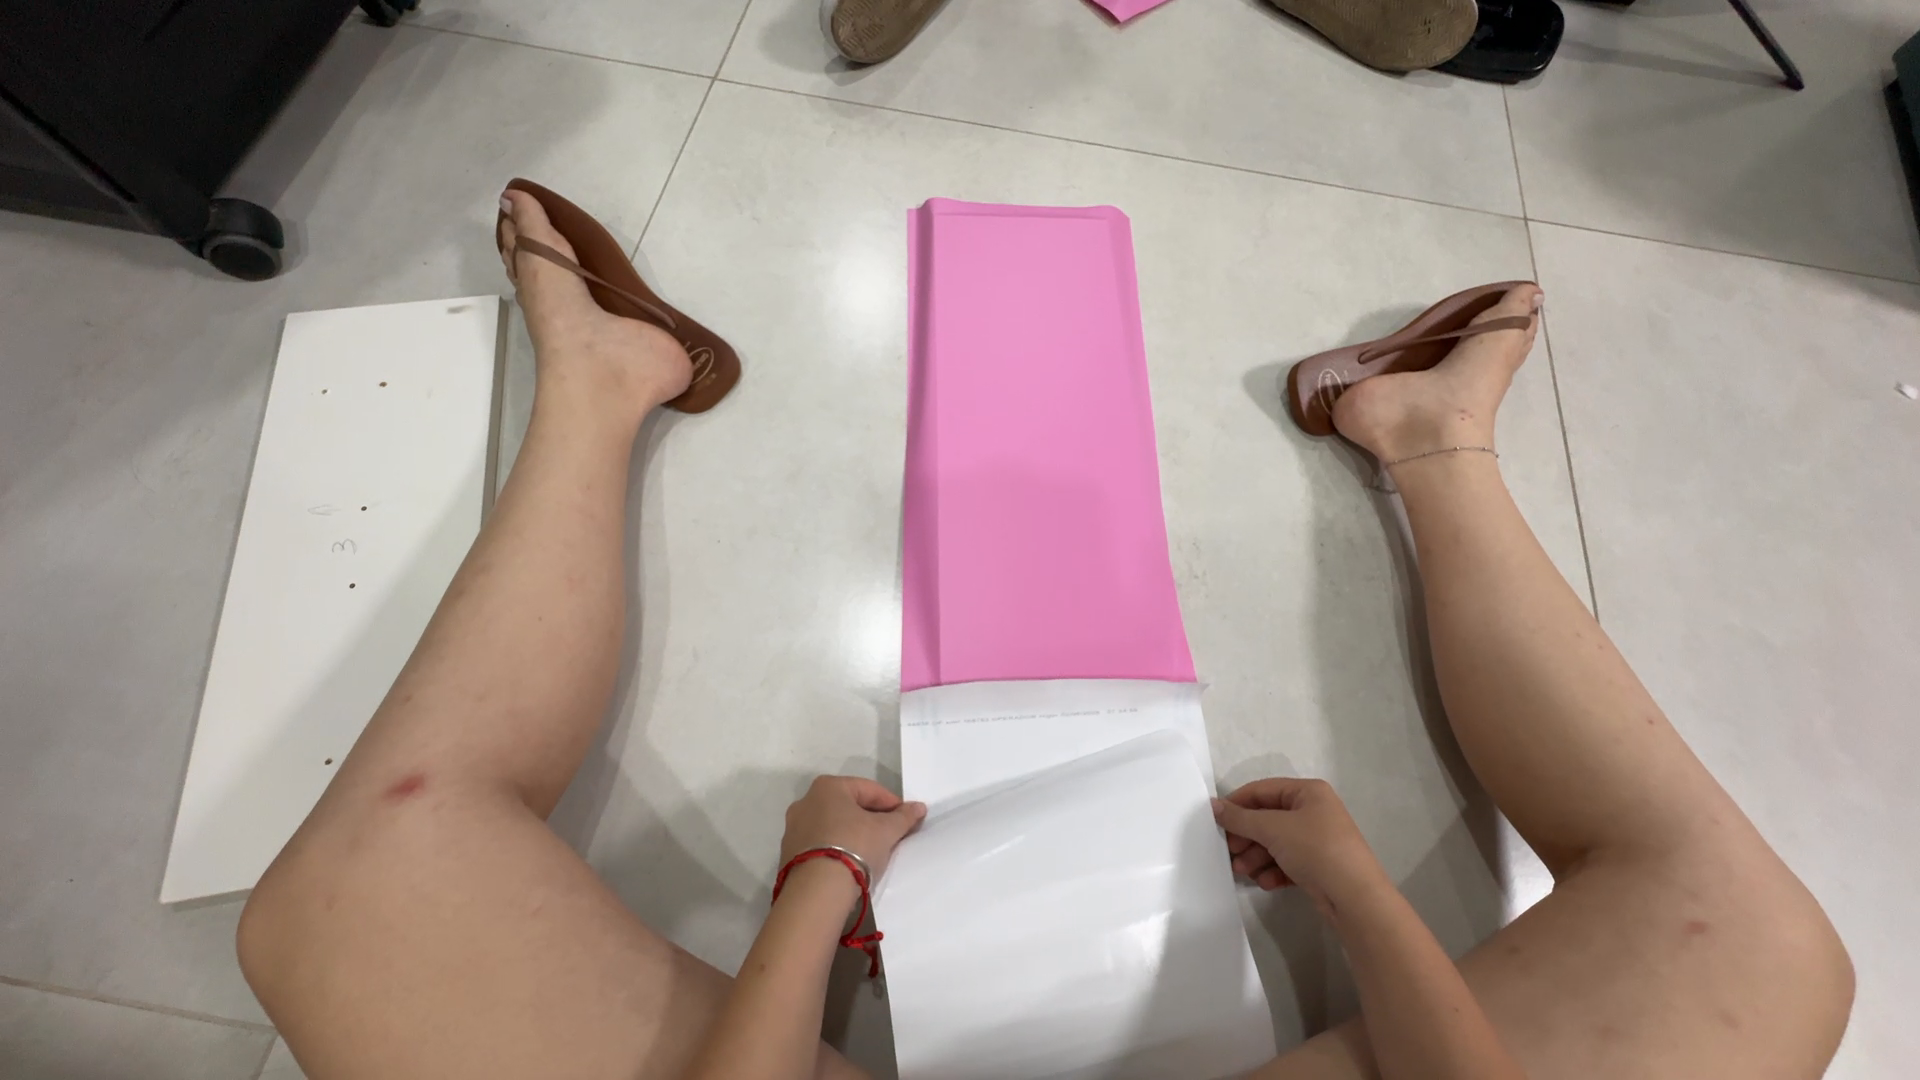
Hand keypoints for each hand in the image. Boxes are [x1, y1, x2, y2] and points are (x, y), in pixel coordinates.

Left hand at [781, 776, 926, 883]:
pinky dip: (836, 849)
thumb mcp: (886, 831)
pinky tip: (850, 865)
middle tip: (891, 835)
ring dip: (852, 834)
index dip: (892, 804)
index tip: (906, 819)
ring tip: (871, 852)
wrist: (817, 891)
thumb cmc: (855, 847)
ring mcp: (793, 829)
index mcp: (828, 786)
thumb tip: (918, 807)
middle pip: (848, 806)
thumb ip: (903, 817)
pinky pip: (820, 845)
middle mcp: (806, 801)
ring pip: (833, 826)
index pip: (869, 790)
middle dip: (871, 819)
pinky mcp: (788, 854)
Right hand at [1212, 778, 1387, 917]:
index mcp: (1308, 792)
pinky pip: (1288, 861)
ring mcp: (1318, 840)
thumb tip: (1212, 806)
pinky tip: (1265, 883)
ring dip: (1256, 856)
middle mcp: (1314, 812)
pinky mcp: (1320, 866)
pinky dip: (1274, 870)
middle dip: (1247, 837)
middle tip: (1229, 852)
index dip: (1237, 804)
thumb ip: (1240, 817)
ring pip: (1276, 842)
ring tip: (1243, 872)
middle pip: (1267, 818)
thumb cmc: (1315, 850)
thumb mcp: (1272, 828)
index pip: (1262, 790)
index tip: (1215, 820)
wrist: (1356, 899)